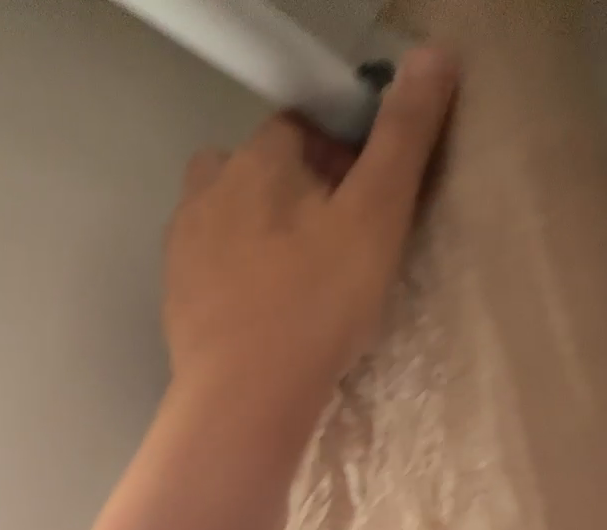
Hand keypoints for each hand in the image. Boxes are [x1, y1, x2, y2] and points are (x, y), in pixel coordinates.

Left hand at [161, 47, 459, 428]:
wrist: (245, 397)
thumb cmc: (317, 304)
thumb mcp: (377, 215)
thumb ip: (404, 135)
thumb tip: (432, 54)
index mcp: (257, 158)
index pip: (302, 126)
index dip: (340, 154)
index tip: (365, 200)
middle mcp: (207, 188)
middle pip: (260, 169)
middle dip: (298, 191)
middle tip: (336, 246)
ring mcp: (182, 245)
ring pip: (230, 217)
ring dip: (263, 232)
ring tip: (298, 281)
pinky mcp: (174, 294)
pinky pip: (212, 265)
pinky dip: (238, 275)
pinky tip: (264, 311)